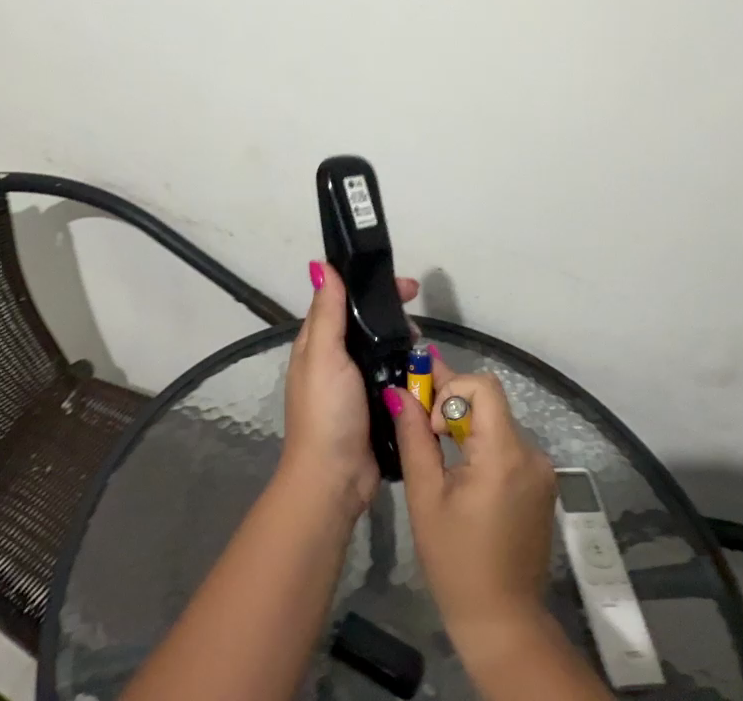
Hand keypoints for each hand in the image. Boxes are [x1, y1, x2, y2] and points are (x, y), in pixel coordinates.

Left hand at [279, 261, 419, 516]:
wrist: (335, 478)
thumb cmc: (326, 411)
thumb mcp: (323, 355)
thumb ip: (327, 312)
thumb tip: (320, 265)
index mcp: (316, 345)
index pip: (342, 302)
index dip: (369, 287)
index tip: (404, 285)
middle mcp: (335, 361)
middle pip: (367, 326)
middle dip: (393, 315)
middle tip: (419, 315)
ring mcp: (356, 386)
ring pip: (384, 351)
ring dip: (404, 343)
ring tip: (423, 345)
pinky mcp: (376, 407)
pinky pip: (395, 379)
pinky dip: (409, 370)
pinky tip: (425, 370)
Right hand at [388, 363, 557, 647]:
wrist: (502, 617)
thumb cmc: (454, 560)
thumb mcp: (425, 496)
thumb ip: (414, 437)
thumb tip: (401, 391)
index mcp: (504, 453)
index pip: (483, 385)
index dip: (450, 389)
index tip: (429, 425)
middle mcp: (532, 452)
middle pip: (489, 402)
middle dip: (451, 407)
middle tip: (419, 428)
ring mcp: (541, 469)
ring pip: (496, 423)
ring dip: (465, 428)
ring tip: (435, 456)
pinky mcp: (541, 484)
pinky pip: (507, 446)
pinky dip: (481, 447)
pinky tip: (460, 476)